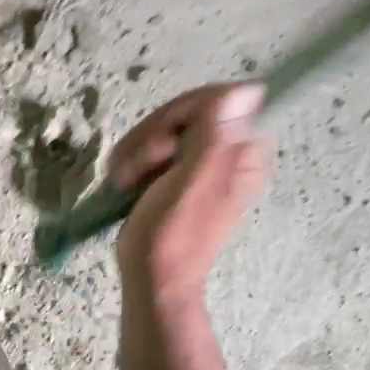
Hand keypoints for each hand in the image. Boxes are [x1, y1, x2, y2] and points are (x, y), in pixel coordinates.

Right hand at [106, 84, 269, 305]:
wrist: (153, 280)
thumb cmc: (169, 238)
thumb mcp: (190, 185)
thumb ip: (216, 137)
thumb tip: (245, 89)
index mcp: (244, 152)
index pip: (212, 100)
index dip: (172, 119)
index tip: (151, 154)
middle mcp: (231, 152)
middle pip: (186, 113)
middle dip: (150, 138)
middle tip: (131, 172)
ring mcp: (206, 164)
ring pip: (167, 130)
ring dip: (137, 152)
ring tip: (124, 182)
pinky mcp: (182, 177)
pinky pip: (158, 149)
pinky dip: (136, 162)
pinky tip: (124, 184)